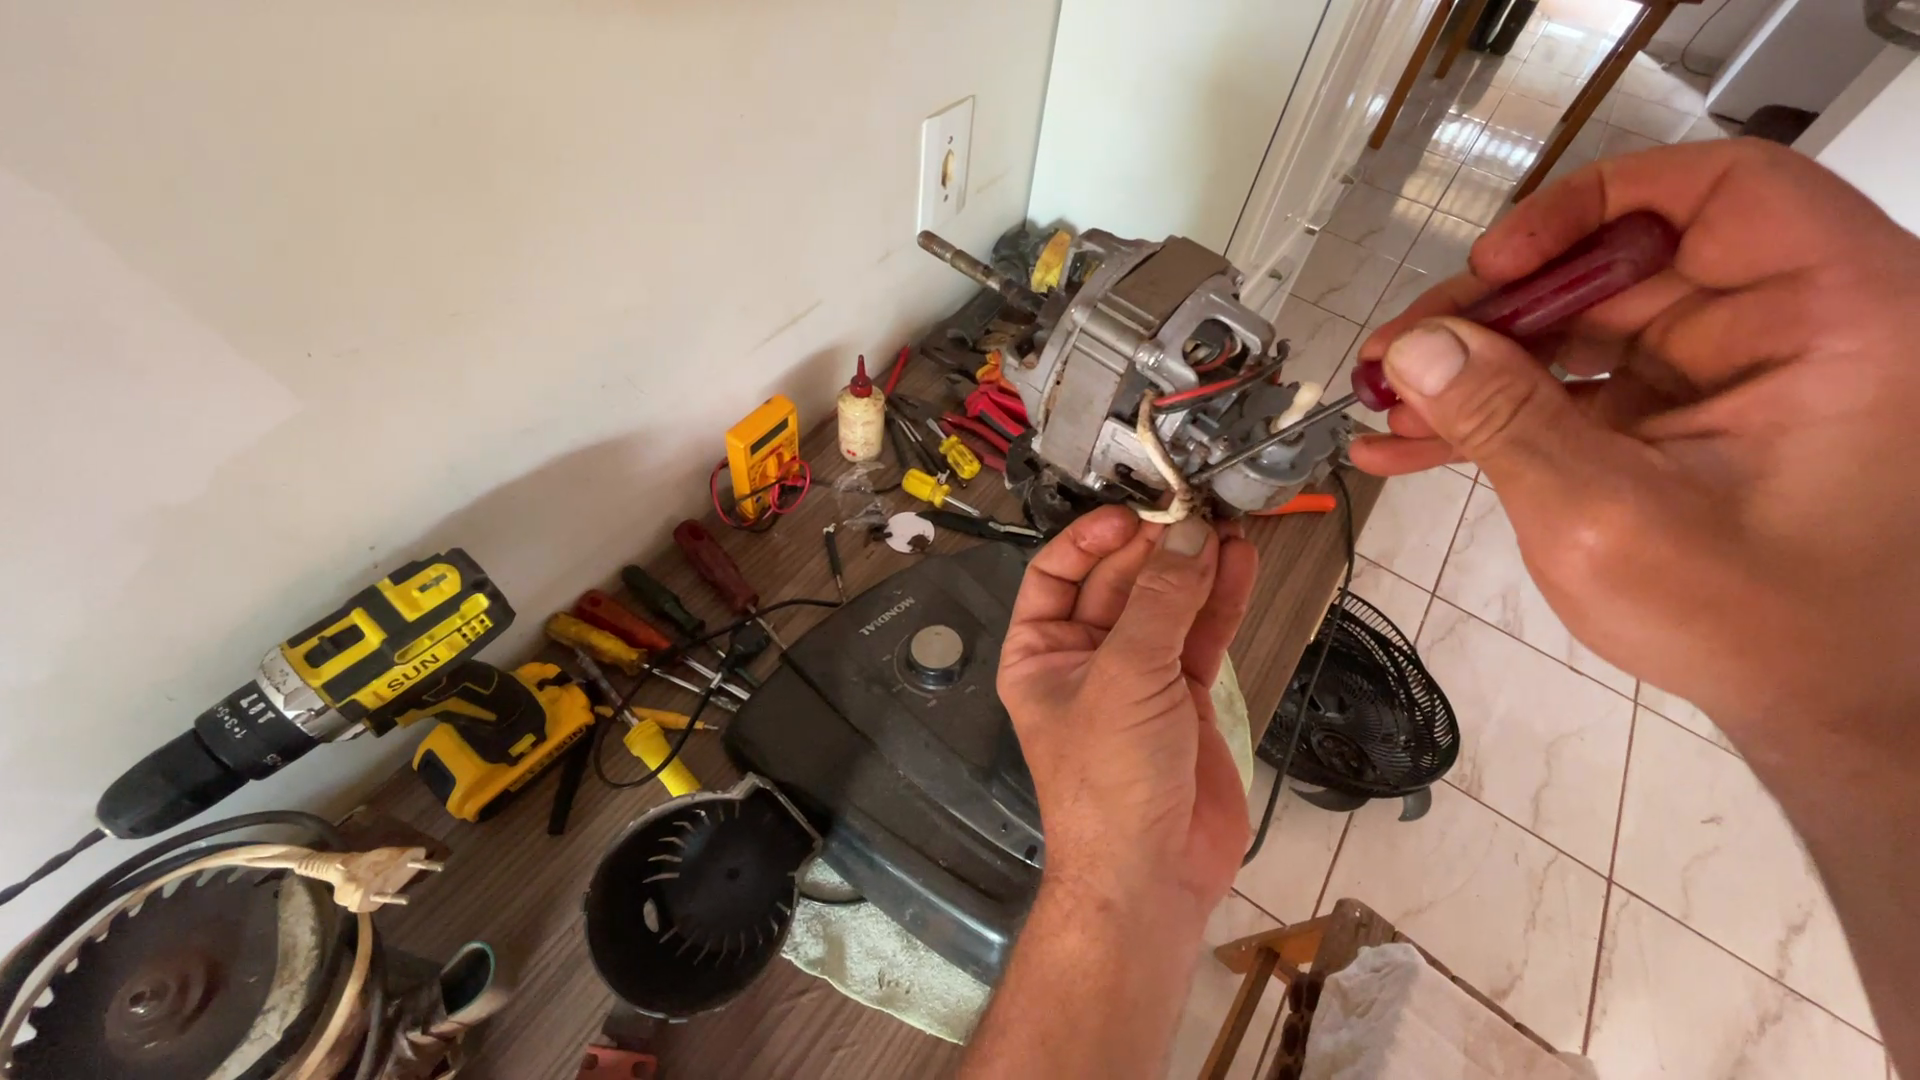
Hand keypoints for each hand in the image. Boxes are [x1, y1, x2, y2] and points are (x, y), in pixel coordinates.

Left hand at [997, 508, 1257, 916]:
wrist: (1153, 873)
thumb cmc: (1110, 774)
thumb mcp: (1125, 678)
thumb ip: (1161, 603)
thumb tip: (1189, 534)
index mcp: (1039, 652)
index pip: (1054, 575)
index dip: (1090, 540)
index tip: (1132, 513)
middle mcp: (1083, 657)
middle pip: (1118, 584)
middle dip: (1155, 549)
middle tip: (1196, 513)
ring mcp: (1136, 675)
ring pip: (1165, 606)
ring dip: (1194, 568)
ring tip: (1228, 527)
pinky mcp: (1182, 695)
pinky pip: (1198, 636)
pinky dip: (1220, 601)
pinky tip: (1240, 563)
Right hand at [1345, 139, 1919, 736]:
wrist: (1818, 709)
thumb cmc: (1747, 619)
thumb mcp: (1602, 515)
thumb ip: (1504, 420)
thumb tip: (1414, 348)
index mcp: (1827, 317)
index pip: (1716, 193)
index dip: (1588, 210)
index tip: (1491, 269)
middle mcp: (1776, 330)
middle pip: (1609, 274)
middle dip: (1485, 319)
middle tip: (1390, 359)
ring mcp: (1714, 381)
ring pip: (1569, 338)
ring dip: (1468, 375)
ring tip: (1381, 410)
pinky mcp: (1667, 425)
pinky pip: (1567, 396)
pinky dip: (1489, 419)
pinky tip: (1405, 449)